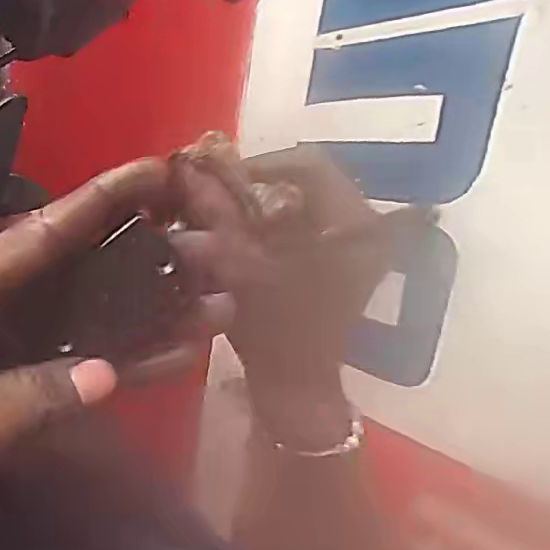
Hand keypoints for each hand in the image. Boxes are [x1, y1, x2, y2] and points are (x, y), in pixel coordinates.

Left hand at [0, 160, 182, 549]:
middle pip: (57, 272)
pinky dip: (104, 363)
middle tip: (201, 239)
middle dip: (128, 253)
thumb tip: (107, 374)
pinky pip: (55, 366)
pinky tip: (159, 359)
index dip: (93, 206)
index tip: (152, 175)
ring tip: (205, 300)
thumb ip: (22, 401)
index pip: (27, 243)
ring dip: (130, 312)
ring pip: (66, 319)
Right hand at [170, 140, 407, 446]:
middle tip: (207, 199)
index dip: (253, 165)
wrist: (294, 386)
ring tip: (213, 218)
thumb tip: (188, 170)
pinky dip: (259, 222)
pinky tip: (231, 236)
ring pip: (292, 200)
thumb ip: (216, 215)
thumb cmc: (275, 332)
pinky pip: (292, 221)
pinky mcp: (332, 257)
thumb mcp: (241, 268)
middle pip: (297, 180)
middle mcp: (362, 226)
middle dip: (247, 186)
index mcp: (354, 224)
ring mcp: (349, 243)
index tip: (211, 182)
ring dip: (251, 204)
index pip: (306, 163)